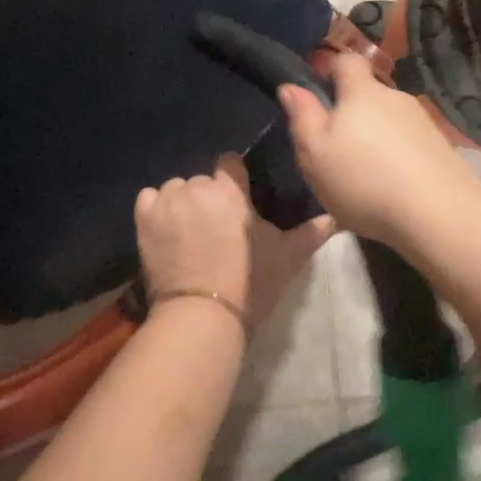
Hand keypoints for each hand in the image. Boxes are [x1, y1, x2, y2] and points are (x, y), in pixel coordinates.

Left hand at [135, 153, 336, 327]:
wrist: (202, 317)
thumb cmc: (250, 284)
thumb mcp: (286, 258)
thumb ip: (311, 233)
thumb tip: (336, 218)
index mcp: (231, 190)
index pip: (230, 163)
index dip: (233, 180)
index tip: (236, 201)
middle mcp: (197, 186)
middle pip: (202, 180)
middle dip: (208, 198)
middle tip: (215, 229)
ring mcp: (167, 201)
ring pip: (175, 189)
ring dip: (181, 204)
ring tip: (189, 234)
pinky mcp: (144, 219)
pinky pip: (149, 200)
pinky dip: (156, 211)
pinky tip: (165, 232)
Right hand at [280, 53, 480, 250]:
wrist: (439, 214)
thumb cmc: (364, 179)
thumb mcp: (315, 152)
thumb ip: (302, 115)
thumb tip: (290, 86)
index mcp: (362, 91)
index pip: (346, 60)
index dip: (331, 70)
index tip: (320, 94)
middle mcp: (395, 97)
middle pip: (368, 94)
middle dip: (352, 113)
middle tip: (336, 148)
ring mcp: (422, 122)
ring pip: (389, 120)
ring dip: (376, 138)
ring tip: (366, 175)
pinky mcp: (442, 148)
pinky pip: (410, 143)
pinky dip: (398, 157)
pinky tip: (393, 187)